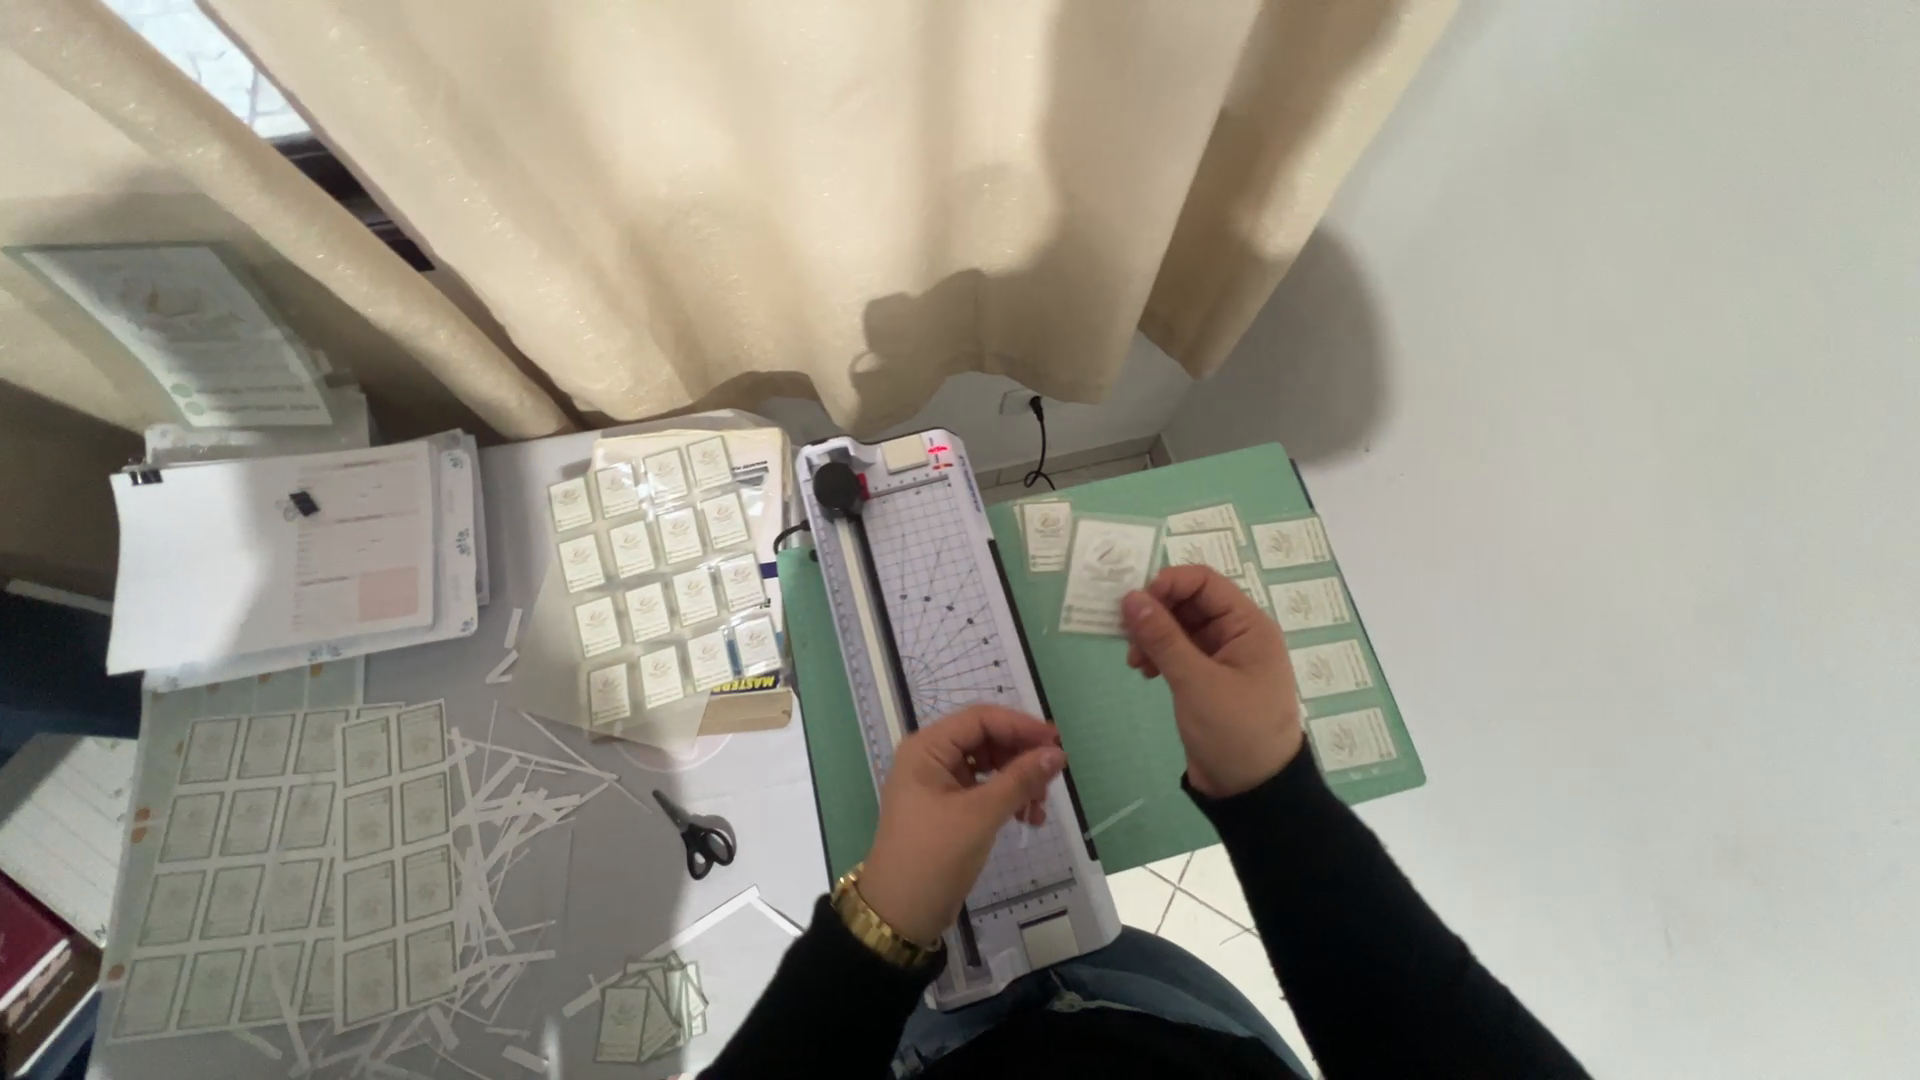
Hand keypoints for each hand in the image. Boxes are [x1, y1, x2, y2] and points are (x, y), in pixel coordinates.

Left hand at [857, 706, 1065, 945]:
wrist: (900, 915)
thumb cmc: (934, 857)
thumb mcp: (980, 815)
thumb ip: (1019, 780)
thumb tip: (1057, 753)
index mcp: (927, 748)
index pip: (980, 719)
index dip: (1020, 726)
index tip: (1057, 741)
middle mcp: (930, 757)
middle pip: (985, 739)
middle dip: (1020, 755)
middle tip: (1053, 777)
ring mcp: (938, 783)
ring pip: (988, 764)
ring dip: (1017, 780)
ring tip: (1041, 806)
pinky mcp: (947, 807)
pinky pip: (984, 789)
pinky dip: (1007, 798)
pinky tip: (1030, 818)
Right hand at [1123, 565, 1304, 797]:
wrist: (1253, 792)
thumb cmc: (1234, 731)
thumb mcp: (1196, 682)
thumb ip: (1162, 636)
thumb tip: (1130, 597)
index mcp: (1248, 626)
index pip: (1204, 582)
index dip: (1168, 583)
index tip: (1135, 604)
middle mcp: (1237, 634)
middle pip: (1189, 602)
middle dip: (1155, 612)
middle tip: (1126, 634)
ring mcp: (1222, 657)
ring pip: (1179, 626)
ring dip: (1152, 635)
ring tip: (1134, 660)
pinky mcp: (1207, 678)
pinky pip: (1178, 650)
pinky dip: (1158, 654)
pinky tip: (1143, 671)